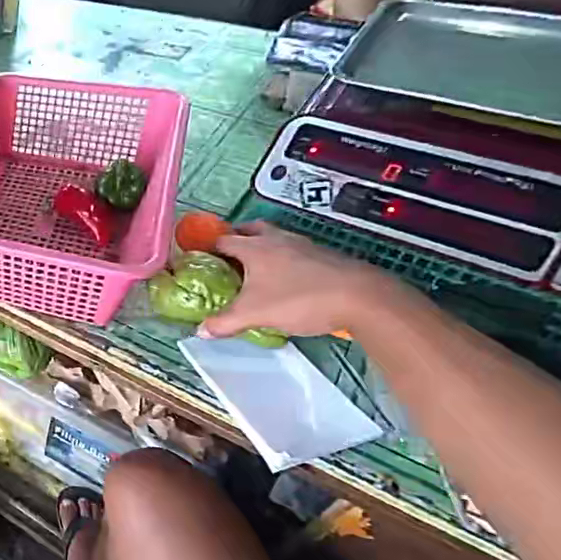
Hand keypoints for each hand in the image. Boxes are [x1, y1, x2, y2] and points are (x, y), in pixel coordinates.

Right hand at [202, 222, 409, 338]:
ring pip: (276, 238)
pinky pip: (295, 251)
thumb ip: (225, 322)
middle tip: (227, 256)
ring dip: (262, 247)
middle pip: (251, 229)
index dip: (209, 247)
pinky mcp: (324, 256)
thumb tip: (201, 330)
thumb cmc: (300, 299)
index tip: (200, 258)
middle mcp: (278, 240)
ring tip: (255, 268)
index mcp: (255, 248)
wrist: (361, 297)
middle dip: (237, 238)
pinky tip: (286, 280)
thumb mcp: (255, 314)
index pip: (224, 239)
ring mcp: (304, 245)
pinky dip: (284, 259)